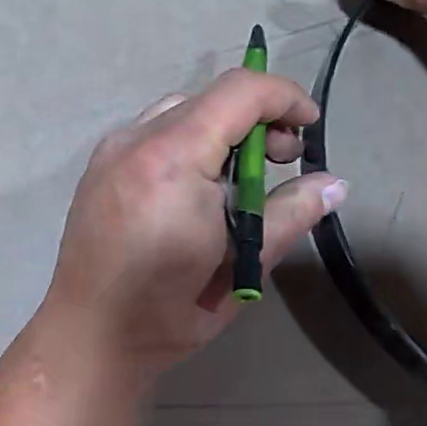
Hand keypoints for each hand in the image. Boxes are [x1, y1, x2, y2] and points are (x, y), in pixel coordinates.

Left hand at [42, 68, 346, 370]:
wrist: (90, 334)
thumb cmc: (169, 308)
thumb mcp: (242, 264)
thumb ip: (290, 214)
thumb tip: (336, 184)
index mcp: (171, 158)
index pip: (239, 92)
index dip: (284, 97)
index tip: (310, 127)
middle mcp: (135, 141)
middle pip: (209, 98)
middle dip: (256, 118)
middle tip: (282, 160)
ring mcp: (110, 151)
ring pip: (179, 110)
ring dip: (220, 129)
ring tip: (238, 177)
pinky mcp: (98, 167)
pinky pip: (152, 132)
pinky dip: (186, 141)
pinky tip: (195, 186)